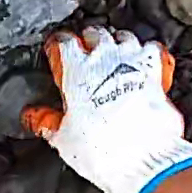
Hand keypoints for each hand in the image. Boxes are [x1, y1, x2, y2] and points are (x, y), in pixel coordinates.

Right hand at [23, 26, 191, 192]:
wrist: (141, 158)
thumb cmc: (102, 148)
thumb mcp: (62, 138)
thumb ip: (46, 121)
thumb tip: (34, 116)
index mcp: (76, 70)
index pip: (61, 43)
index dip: (56, 48)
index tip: (54, 54)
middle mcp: (106, 58)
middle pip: (94, 33)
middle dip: (86, 41)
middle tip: (81, 55)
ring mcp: (134, 62)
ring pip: (123, 37)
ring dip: (115, 44)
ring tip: (110, 57)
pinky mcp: (157, 73)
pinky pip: (152, 51)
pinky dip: (145, 55)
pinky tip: (141, 65)